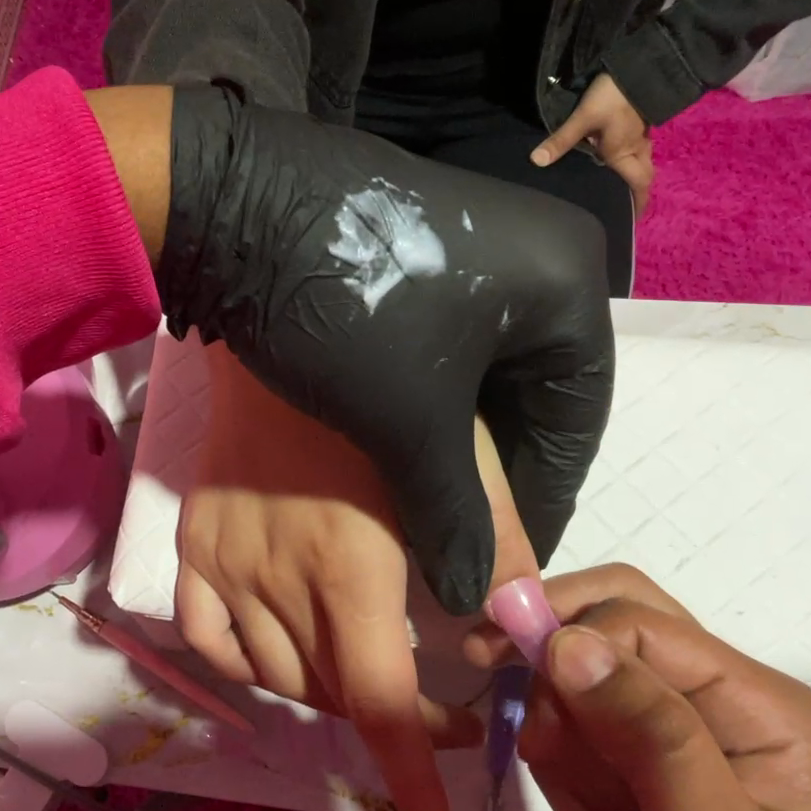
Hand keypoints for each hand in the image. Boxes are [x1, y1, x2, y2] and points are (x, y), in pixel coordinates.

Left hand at [159, 86, 614, 615]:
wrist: (234, 211)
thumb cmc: (347, 312)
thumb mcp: (408, 422)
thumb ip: (453, 513)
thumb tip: (478, 599)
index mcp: (567, 283)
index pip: (575, 423)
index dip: (542, 502)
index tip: (511, 566)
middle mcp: (535, 257)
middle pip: (530, 399)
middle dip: (494, 475)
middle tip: (463, 543)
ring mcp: (473, 250)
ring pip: (481, 378)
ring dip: (455, 445)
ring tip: (426, 510)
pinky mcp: (417, 256)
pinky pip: (443, 350)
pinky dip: (426, 404)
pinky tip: (397, 448)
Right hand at [176, 351, 535, 810]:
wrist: (279, 328)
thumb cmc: (379, 386)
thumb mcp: (458, 456)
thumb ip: (493, 546)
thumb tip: (520, 627)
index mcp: (349, 566)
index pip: (382, 702)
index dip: (409, 773)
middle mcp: (275, 579)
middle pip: (331, 693)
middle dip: (387, 716)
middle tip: (426, 698)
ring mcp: (223, 563)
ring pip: (273, 676)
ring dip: (326, 690)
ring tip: (359, 663)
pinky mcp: (192, 544)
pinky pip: (206, 638)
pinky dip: (245, 664)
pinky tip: (277, 649)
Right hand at [510, 566, 810, 810]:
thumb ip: (646, 729)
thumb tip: (565, 638)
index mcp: (757, 703)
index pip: (639, 622)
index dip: (567, 638)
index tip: (499, 671)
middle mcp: (717, 702)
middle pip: (608, 632)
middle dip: (555, 673)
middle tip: (525, 722)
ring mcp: (674, 736)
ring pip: (577, 686)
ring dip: (566, 747)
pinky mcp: (637, 769)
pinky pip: (573, 736)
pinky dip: (568, 777)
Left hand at [533, 74, 653, 215]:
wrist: (641, 65)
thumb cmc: (614, 95)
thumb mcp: (583, 118)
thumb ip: (560, 140)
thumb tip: (536, 161)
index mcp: (623, 154)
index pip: (637, 186)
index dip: (637, 204)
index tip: (631, 220)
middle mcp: (635, 149)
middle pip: (642, 177)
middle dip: (635, 194)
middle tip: (623, 208)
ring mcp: (639, 136)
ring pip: (639, 163)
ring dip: (631, 177)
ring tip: (615, 190)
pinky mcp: (638, 124)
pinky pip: (636, 150)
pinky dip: (627, 161)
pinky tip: (612, 162)